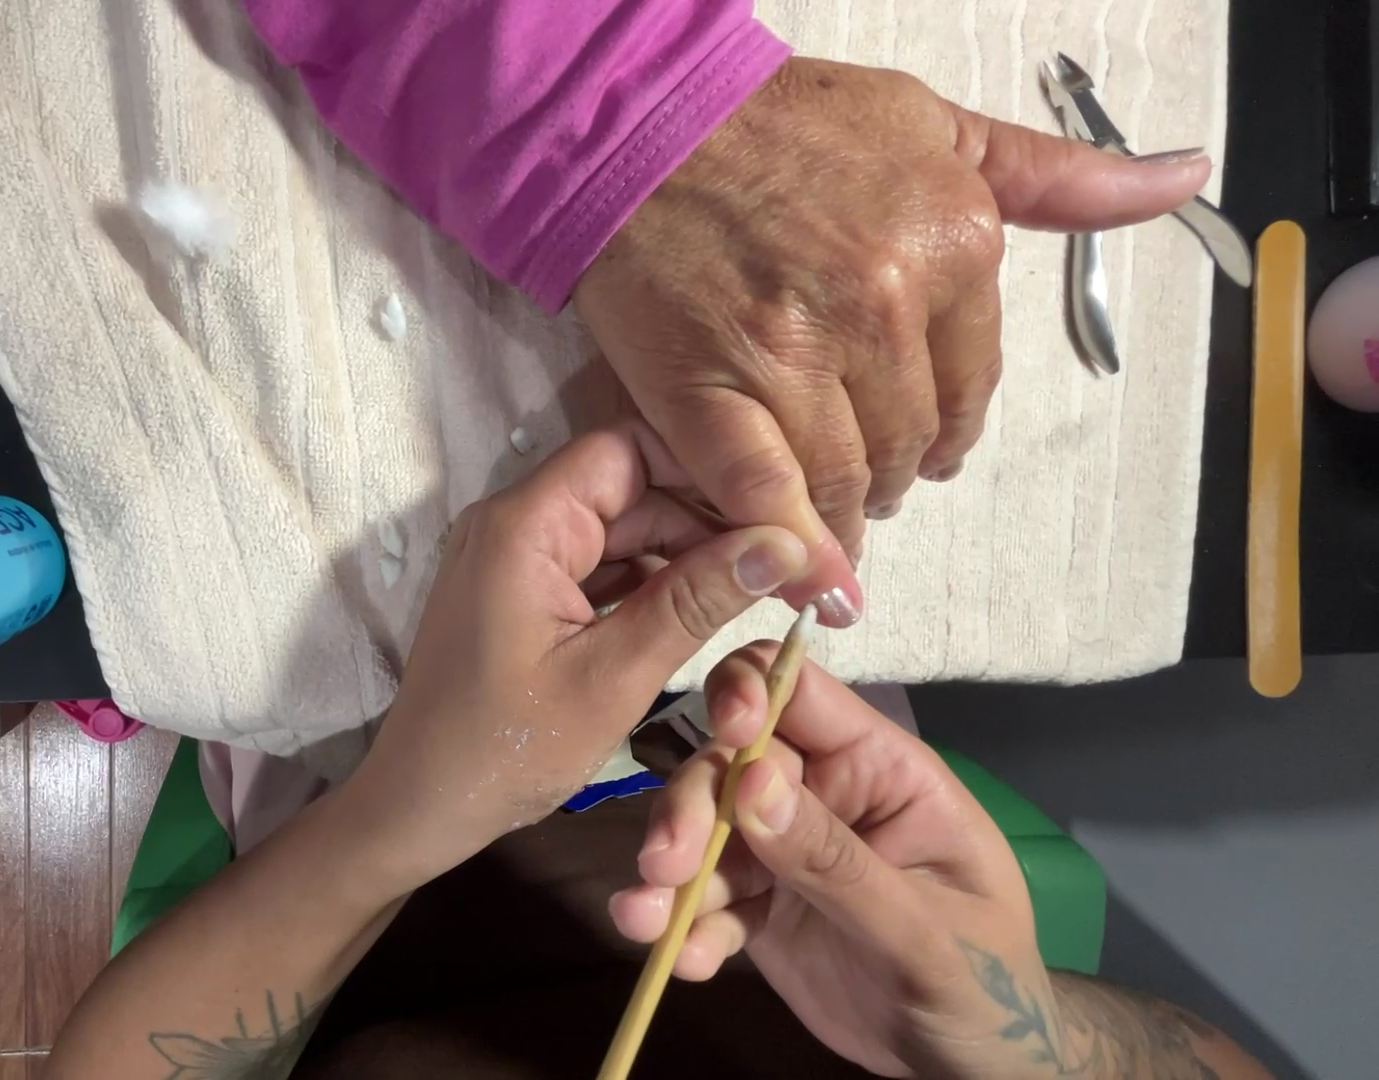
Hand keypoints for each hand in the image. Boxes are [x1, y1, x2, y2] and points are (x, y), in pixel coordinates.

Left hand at [341, 421, 810, 886]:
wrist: (422, 799)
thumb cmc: (508, 748)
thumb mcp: (612, 676)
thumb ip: (696, 600)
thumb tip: (784, 543)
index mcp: (526, 522)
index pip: (629, 447)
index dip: (709, 466)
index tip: (783, 507)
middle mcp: (516, 519)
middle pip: (629, 486)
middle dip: (707, 519)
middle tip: (792, 559)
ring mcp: (516, 553)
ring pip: (618, 526)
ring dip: (684, 553)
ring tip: (763, 584)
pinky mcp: (521, 586)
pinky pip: (596, 563)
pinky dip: (647, 580)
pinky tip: (702, 604)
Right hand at [575, 58, 1212, 621]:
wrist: (643, 138)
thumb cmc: (776, 126)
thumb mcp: (929, 122)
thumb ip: (1048, 171)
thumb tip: (1175, 180)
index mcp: (948, 247)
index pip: (965, 386)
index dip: (944, 437)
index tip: (923, 464)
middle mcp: (879, 311)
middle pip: (902, 443)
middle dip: (892, 484)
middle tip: (868, 501)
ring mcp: (788, 360)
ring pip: (839, 476)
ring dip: (843, 525)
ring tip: (832, 540)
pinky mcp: (706, 396)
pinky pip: (760, 488)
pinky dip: (787, 543)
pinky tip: (812, 589)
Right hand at [608, 646, 1056, 1078]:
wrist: (968, 1073)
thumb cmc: (987, 988)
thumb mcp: (926, 932)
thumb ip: (837, 859)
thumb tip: (751, 781)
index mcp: (873, 766)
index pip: (797, 692)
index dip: (749, 689)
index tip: (727, 731)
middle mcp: (815, 790)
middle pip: (727, 761)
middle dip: (689, 806)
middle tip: (664, 863)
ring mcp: (775, 843)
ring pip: (701, 824)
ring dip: (669, 868)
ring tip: (647, 919)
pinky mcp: (750, 896)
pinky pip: (704, 893)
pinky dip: (685, 921)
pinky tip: (685, 958)